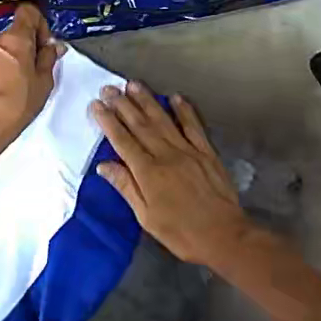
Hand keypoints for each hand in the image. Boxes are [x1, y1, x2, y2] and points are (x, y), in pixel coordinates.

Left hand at [0, 4, 63, 153]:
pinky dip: (3, 63)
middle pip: (17, 30)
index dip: (40, 23)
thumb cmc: (17, 104)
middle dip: (29, 42)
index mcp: (16, 39)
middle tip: (38, 63)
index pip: (28, 12)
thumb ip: (49, 57)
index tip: (45, 41)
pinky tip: (9, 82)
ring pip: (5, 43)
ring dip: (15, 54)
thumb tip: (53, 47)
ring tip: (23, 77)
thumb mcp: (44, 80)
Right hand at [90, 83, 257, 265]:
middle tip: (109, 88)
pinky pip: (193, 126)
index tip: (96, 105)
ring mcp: (188, 151)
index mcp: (148, 172)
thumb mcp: (146, 217)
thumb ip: (127, 187)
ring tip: (134, 84)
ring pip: (164, 120)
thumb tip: (104, 165)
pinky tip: (175, 97)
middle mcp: (166, 155)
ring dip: (147, 101)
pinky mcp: (206, 152)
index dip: (108, 121)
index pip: (123, 141)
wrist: (224, 235)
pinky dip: (184, 110)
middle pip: (141, 125)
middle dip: (123, 104)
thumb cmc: (181, 233)